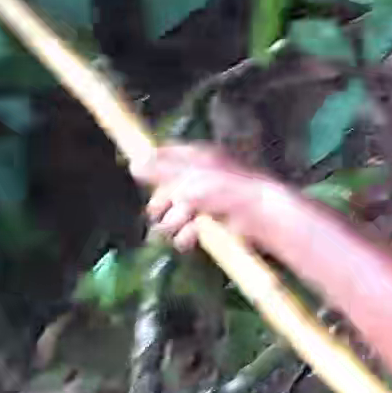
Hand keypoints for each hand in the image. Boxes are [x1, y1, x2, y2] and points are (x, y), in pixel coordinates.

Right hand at [131, 144, 294, 251]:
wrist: (256, 213)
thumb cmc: (225, 187)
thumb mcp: (188, 176)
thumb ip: (160, 171)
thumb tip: (135, 163)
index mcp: (197, 159)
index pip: (167, 156)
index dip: (152, 163)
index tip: (137, 171)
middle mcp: (200, 179)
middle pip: (165, 190)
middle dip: (161, 202)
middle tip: (159, 210)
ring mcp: (204, 203)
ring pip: (172, 215)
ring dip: (173, 221)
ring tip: (183, 222)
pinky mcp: (210, 225)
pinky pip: (186, 232)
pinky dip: (185, 236)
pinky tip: (191, 236)